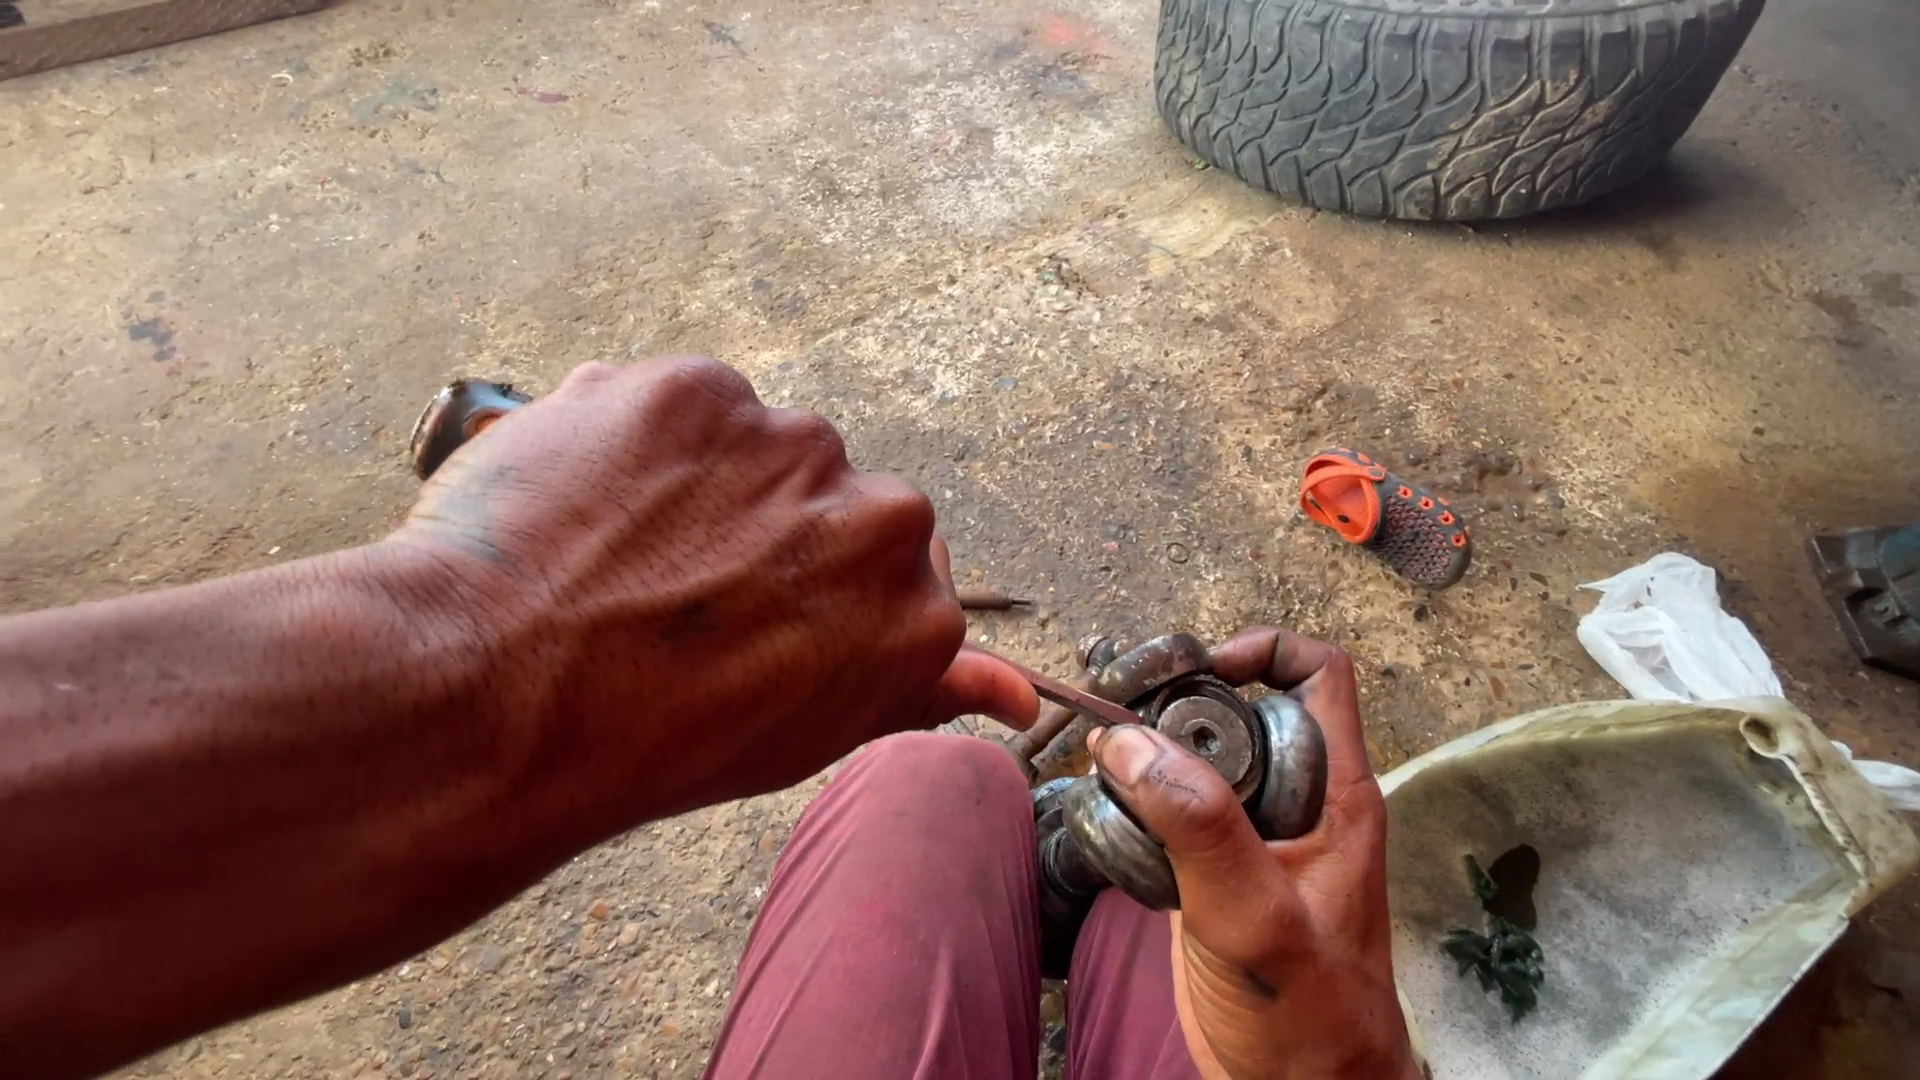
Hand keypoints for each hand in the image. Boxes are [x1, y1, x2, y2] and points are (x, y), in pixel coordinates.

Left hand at [388, 357, 1037, 842]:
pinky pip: (693, 406)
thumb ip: (924, 689)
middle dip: (779, 528)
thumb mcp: (813, 730)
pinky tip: (602, 498)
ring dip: (716, 480)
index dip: (817, 585)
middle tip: (695, 578)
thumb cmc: (655, 740)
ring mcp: (790, 443)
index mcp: (916, 606)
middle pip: (836, 497)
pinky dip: (652, 439)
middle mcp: (879, 516)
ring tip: (638, 545)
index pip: (893, 565)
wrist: (490, 699)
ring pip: (765, 446)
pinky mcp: (698, 388)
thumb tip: (1017, 695)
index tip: (765, 609)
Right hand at [1087, 628, 1418, 1079]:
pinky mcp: (1210, 856)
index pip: (1318, 676)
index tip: (1197, 673)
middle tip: (1121, 720)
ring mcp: (1249, 826)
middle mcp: (1293, 794)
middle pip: (1239, 704)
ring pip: (1198, 749)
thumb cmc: (1305, 1016)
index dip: (1262, 651)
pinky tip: (1107, 807)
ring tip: (1102, 760)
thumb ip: (1201, 828)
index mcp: (1334, 790)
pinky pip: (1171, 797)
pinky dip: (1136, 790)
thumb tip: (1128, 739)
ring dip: (1149, 746)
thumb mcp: (1256, 919)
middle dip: (1180, 701)